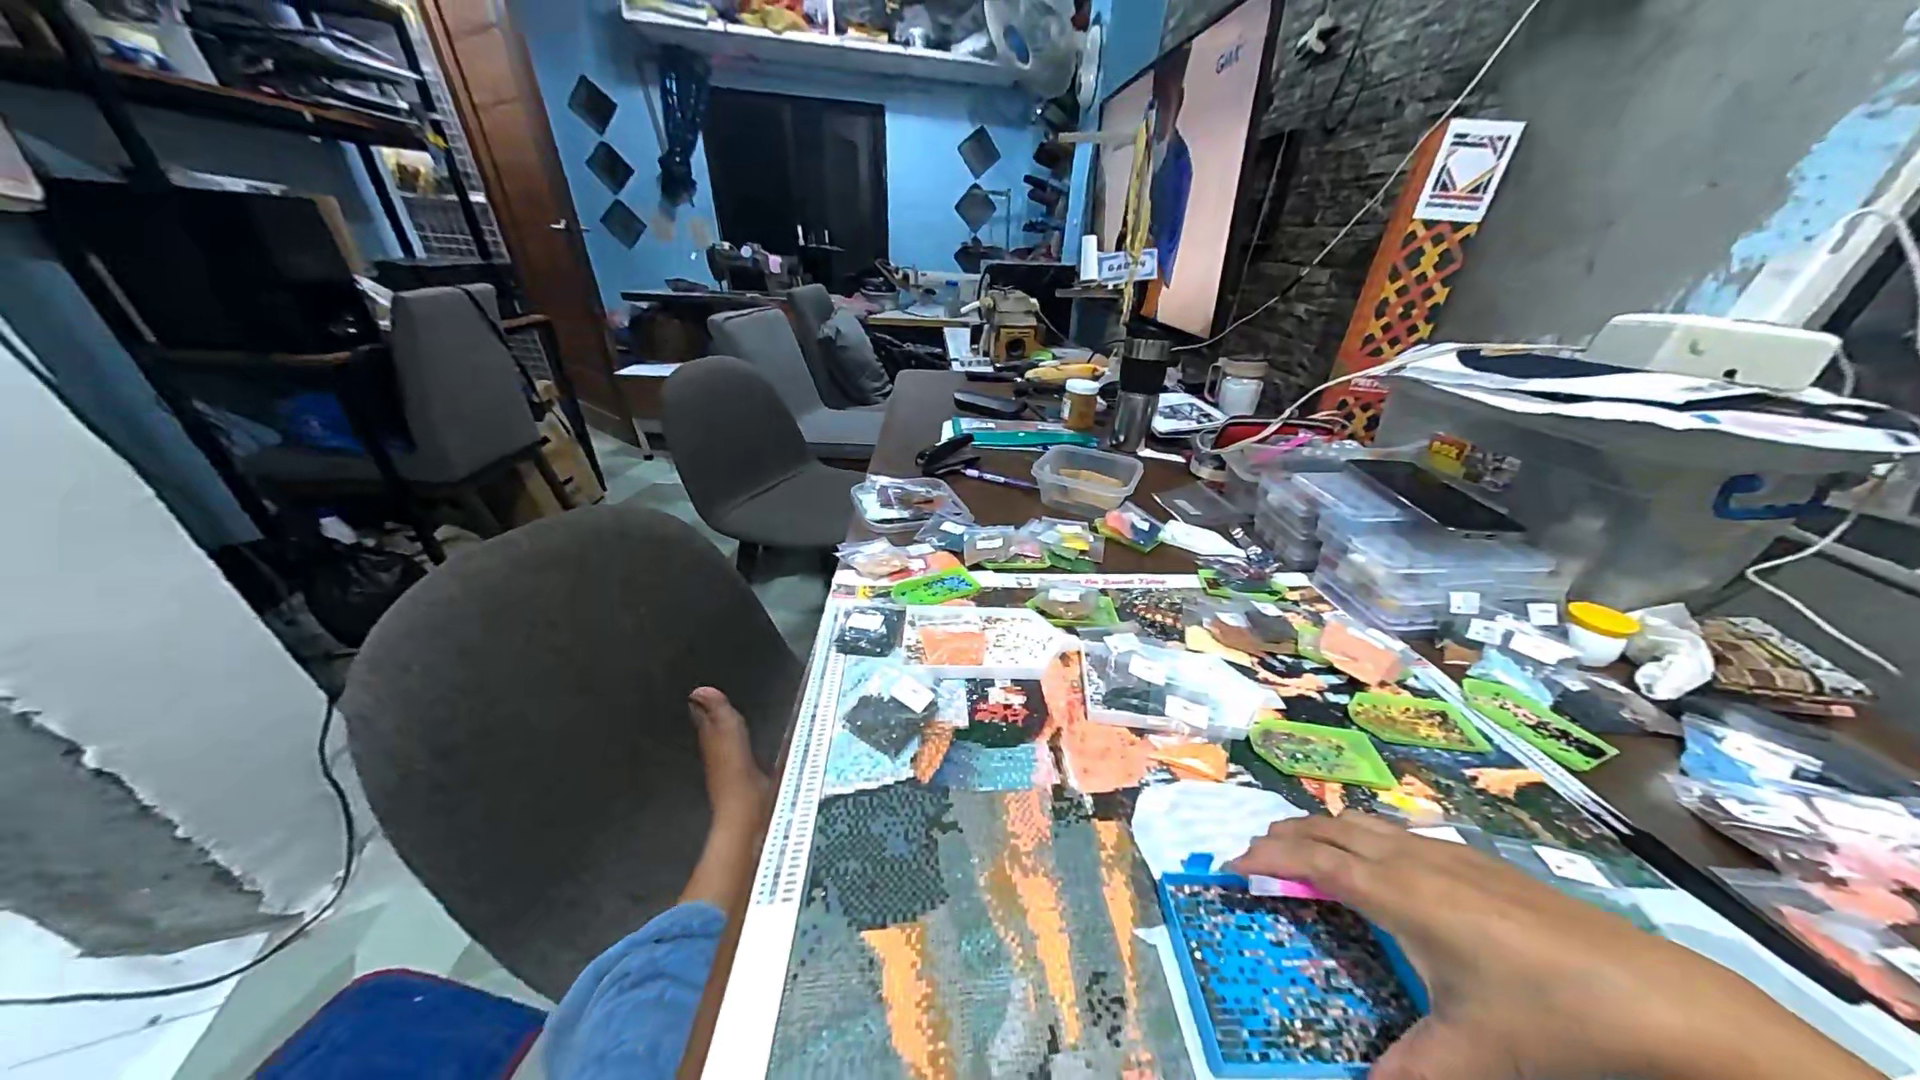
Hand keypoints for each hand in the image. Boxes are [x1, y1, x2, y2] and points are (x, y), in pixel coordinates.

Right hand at [1226, 815, 1877, 1079]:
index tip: (1233, 865)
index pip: (1313, 860)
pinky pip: (1399, 833)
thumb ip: (1410, 1073)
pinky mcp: (1480, 859)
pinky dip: (1363, 835)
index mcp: (1398, 894)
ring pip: (1366, 823)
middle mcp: (1414, 861)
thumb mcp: (1474, 1054)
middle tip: (1258, 853)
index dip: (1267, 858)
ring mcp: (1450, 854)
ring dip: (1325, 828)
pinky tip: (1381, 863)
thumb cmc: (1548, 1016)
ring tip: (1305, 847)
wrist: (1659, 996)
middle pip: (1332, 827)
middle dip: (1287, 834)